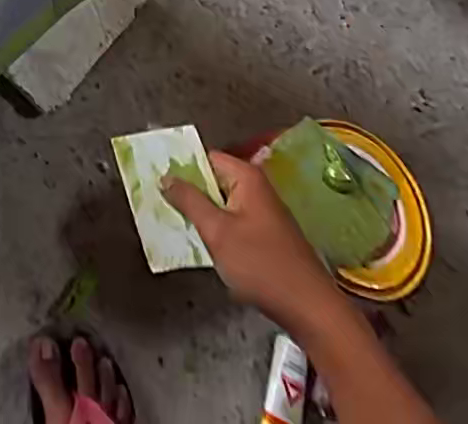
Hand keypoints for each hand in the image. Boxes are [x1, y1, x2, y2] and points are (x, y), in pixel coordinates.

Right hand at [162, 150, 347, 332]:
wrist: (311, 311)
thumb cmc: (261, 265)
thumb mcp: (216, 230)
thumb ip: (188, 200)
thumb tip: (166, 177)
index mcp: (247, 178)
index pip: (204, 157)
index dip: (181, 166)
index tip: (156, 178)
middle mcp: (255, 189)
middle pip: (211, 180)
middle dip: (187, 190)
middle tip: (158, 200)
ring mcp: (261, 214)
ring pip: (219, 203)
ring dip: (199, 212)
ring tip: (172, 220)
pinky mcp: (264, 236)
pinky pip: (230, 221)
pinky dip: (214, 228)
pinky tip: (198, 242)